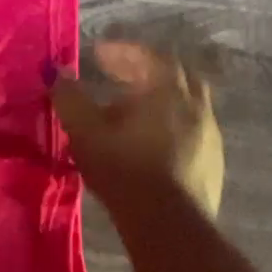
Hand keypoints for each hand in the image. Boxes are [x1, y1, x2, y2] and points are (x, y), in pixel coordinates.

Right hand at [52, 41, 224, 217]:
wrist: (166, 220)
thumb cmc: (122, 166)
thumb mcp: (83, 128)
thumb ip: (69, 96)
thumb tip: (59, 72)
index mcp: (167, 93)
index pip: (151, 57)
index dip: (123, 50)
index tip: (97, 52)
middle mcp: (196, 107)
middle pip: (177, 76)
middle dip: (146, 70)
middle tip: (116, 74)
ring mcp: (210, 134)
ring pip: (186, 102)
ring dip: (158, 97)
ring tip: (127, 108)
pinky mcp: (212, 159)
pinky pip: (190, 126)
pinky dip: (168, 119)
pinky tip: (145, 137)